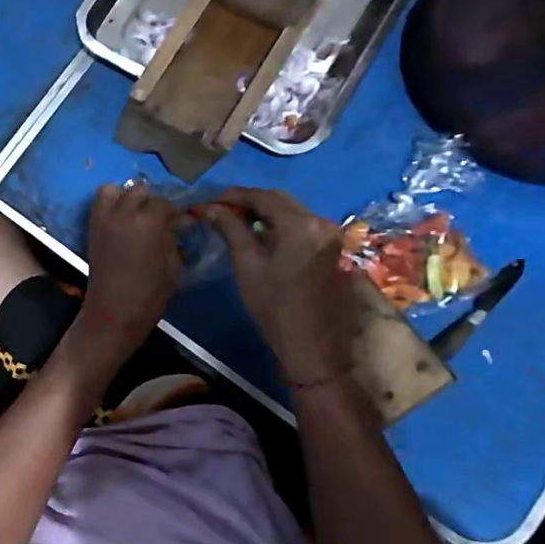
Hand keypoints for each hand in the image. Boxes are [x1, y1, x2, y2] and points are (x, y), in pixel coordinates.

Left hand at [77, 183, 184, 361]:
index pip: (165, 202)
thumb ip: (174, 238)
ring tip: (136, 213)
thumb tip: (179, 224)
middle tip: (159, 217)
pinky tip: (122, 220)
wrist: (113, 313)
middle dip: (151, 200)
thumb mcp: (173, 266)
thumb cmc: (150, 295)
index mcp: (150, 221)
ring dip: (127, 197)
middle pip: (139, 190)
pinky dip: (111, 203)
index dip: (174, 211)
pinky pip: (100, 203)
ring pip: (114, 190)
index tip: (180, 220)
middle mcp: (124, 212)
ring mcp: (104, 218)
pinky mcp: (92, 227)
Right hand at [202, 187, 358, 385]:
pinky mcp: (333, 250)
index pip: (263, 196)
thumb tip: (210, 208)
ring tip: (237, 219)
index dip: (234, 195)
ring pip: (293, 212)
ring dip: (266, 211)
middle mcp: (321, 222)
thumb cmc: (275, 307)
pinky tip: (262, 234)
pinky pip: (303, 226)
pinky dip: (281, 224)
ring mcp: (331, 236)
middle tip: (221, 208)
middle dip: (250, 201)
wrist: (313, 348)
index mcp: (301, 224)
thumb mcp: (247, 265)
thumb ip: (231, 229)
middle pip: (281, 200)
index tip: (211, 200)